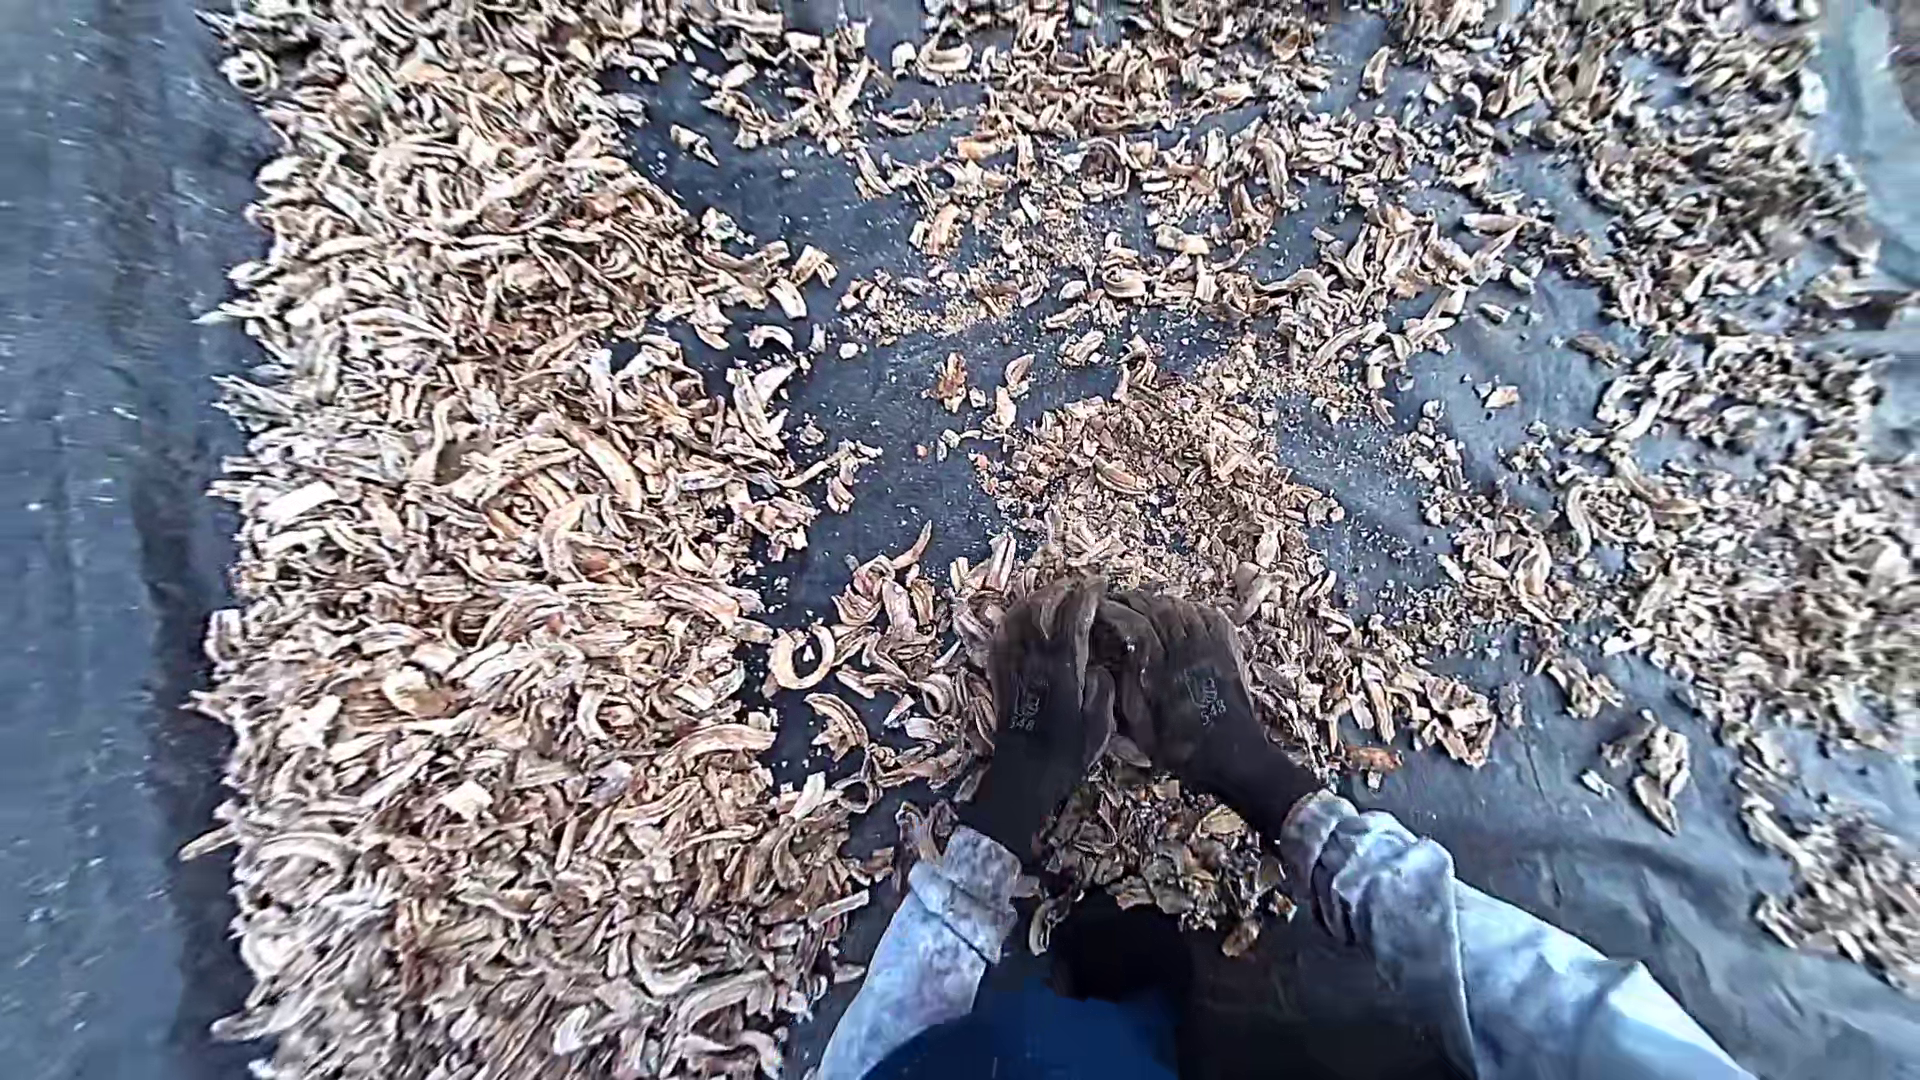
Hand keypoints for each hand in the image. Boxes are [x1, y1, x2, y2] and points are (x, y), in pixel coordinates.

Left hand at [961, 577, 1114, 858]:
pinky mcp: (998, 670)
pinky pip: (1002, 634)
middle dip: (1063, 591)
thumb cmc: (1067, 753)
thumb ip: (1101, 691)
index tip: (1098, 585)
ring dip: (1038, 598)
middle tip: (1078, 584)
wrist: (1024, 773)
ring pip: (1020, 617)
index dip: (1086, 598)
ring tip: (1054, 592)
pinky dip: (1014, 616)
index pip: (1073, 621)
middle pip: (1044, 610)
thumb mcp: (1099, 727)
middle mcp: (1035, 661)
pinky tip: (1023, 611)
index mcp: (1064, 671)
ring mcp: (1013, 663)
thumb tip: (1097, 665)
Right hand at [1100, 592, 1320, 831]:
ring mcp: (1209, 644)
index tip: (1096, 608)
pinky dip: (1185, 608)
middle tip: (1114, 601)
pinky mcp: (1226, 646)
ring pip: (1178, 606)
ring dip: (1156, 601)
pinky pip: (1203, 613)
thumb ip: (1121, 687)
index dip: (1112, 611)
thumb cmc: (1177, 746)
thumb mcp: (1137, 723)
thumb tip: (1102, 662)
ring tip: (1140, 605)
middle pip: (1155, 607)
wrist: (1231, 756)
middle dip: (1131, 600)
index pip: (1133, 623)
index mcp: (1160, 667)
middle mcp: (1185, 648)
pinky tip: (1174, 613)